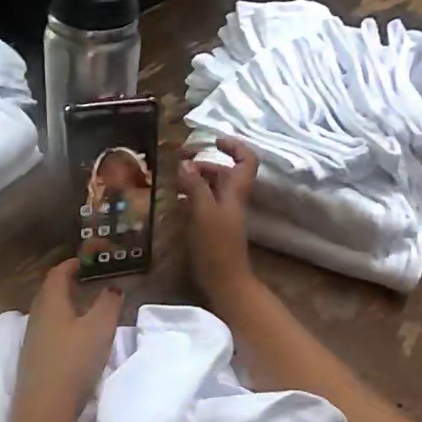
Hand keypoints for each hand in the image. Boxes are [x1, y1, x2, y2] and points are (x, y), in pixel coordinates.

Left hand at [14, 259, 124, 421]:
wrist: (44, 409)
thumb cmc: (73, 361)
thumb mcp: (100, 328)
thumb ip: (108, 303)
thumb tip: (113, 287)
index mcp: (51, 302)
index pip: (58, 274)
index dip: (72, 264)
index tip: (87, 261)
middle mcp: (36, 316)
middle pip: (50, 292)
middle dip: (68, 283)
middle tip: (88, 281)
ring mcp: (32, 340)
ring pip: (49, 313)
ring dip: (65, 306)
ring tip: (85, 308)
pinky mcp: (34, 360)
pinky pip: (48, 331)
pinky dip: (62, 324)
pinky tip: (75, 337)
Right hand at [178, 136, 259, 302]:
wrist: (225, 280)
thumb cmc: (217, 245)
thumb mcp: (204, 211)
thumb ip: (196, 185)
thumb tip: (186, 163)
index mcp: (236, 191)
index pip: (247, 160)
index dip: (234, 146)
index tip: (213, 140)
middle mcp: (232, 199)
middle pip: (224, 172)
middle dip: (204, 162)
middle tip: (179, 161)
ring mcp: (223, 213)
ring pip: (212, 187)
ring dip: (195, 179)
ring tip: (173, 180)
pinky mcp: (213, 226)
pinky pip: (203, 203)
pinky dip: (191, 197)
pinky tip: (175, 199)